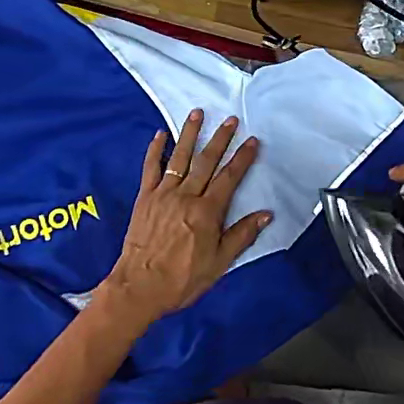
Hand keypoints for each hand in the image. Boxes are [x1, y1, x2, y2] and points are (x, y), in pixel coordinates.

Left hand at [98, 110, 271, 328]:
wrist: (137, 289)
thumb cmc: (181, 279)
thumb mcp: (219, 262)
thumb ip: (242, 235)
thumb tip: (266, 215)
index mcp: (207, 212)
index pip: (230, 178)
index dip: (243, 158)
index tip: (252, 141)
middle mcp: (186, 197)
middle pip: (207, 161)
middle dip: (221, 139)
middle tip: (231, 120)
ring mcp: (163, 195)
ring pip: (180, 158)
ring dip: (190, 134)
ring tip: (198, 113)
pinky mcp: (145, 199)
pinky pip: (150, 169)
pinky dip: (155, 151)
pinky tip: (161, 135)